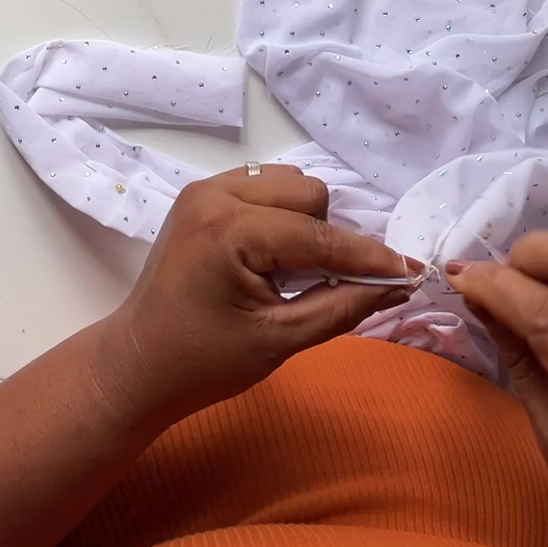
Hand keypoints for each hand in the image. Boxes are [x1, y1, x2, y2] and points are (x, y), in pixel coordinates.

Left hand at [97, 164, 414, 423]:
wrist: (139, 363)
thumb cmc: (203, 362)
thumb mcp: (281, 340)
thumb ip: (344, 306)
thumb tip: (398, 284)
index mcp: (229, 231)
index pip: (319, 237)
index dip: (368, 258)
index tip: (408, 272)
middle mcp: (215, 194)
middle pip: (309, 193)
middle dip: (328, 237)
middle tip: (320, 283)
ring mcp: (204, 189)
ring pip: (289, 182)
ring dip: (304, 220)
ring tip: (288, 268)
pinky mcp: (201, 193)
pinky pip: (263, 184)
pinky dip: (280, 213)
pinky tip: (268, 251)